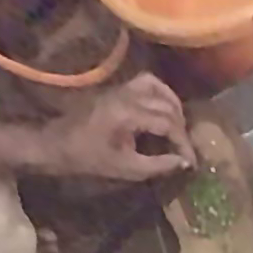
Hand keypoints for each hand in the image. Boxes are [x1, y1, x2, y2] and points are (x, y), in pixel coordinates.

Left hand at [42, 73, 195, 180]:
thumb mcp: (130, 168)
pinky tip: (165, 110)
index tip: (191, 162)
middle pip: (166, 106)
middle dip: (182, 129)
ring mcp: (120, 89)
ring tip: (180, 126)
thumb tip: (184, 162)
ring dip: (174, 106)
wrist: (61, 144)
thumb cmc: (93, 159)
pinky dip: (161, 94)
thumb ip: (160, 165)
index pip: (168, 124)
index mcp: (128, 115)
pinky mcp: (117, 90)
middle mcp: (126, 96)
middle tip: (185, 149)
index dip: (184, 144)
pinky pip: (146, 83)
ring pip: (157, 87)